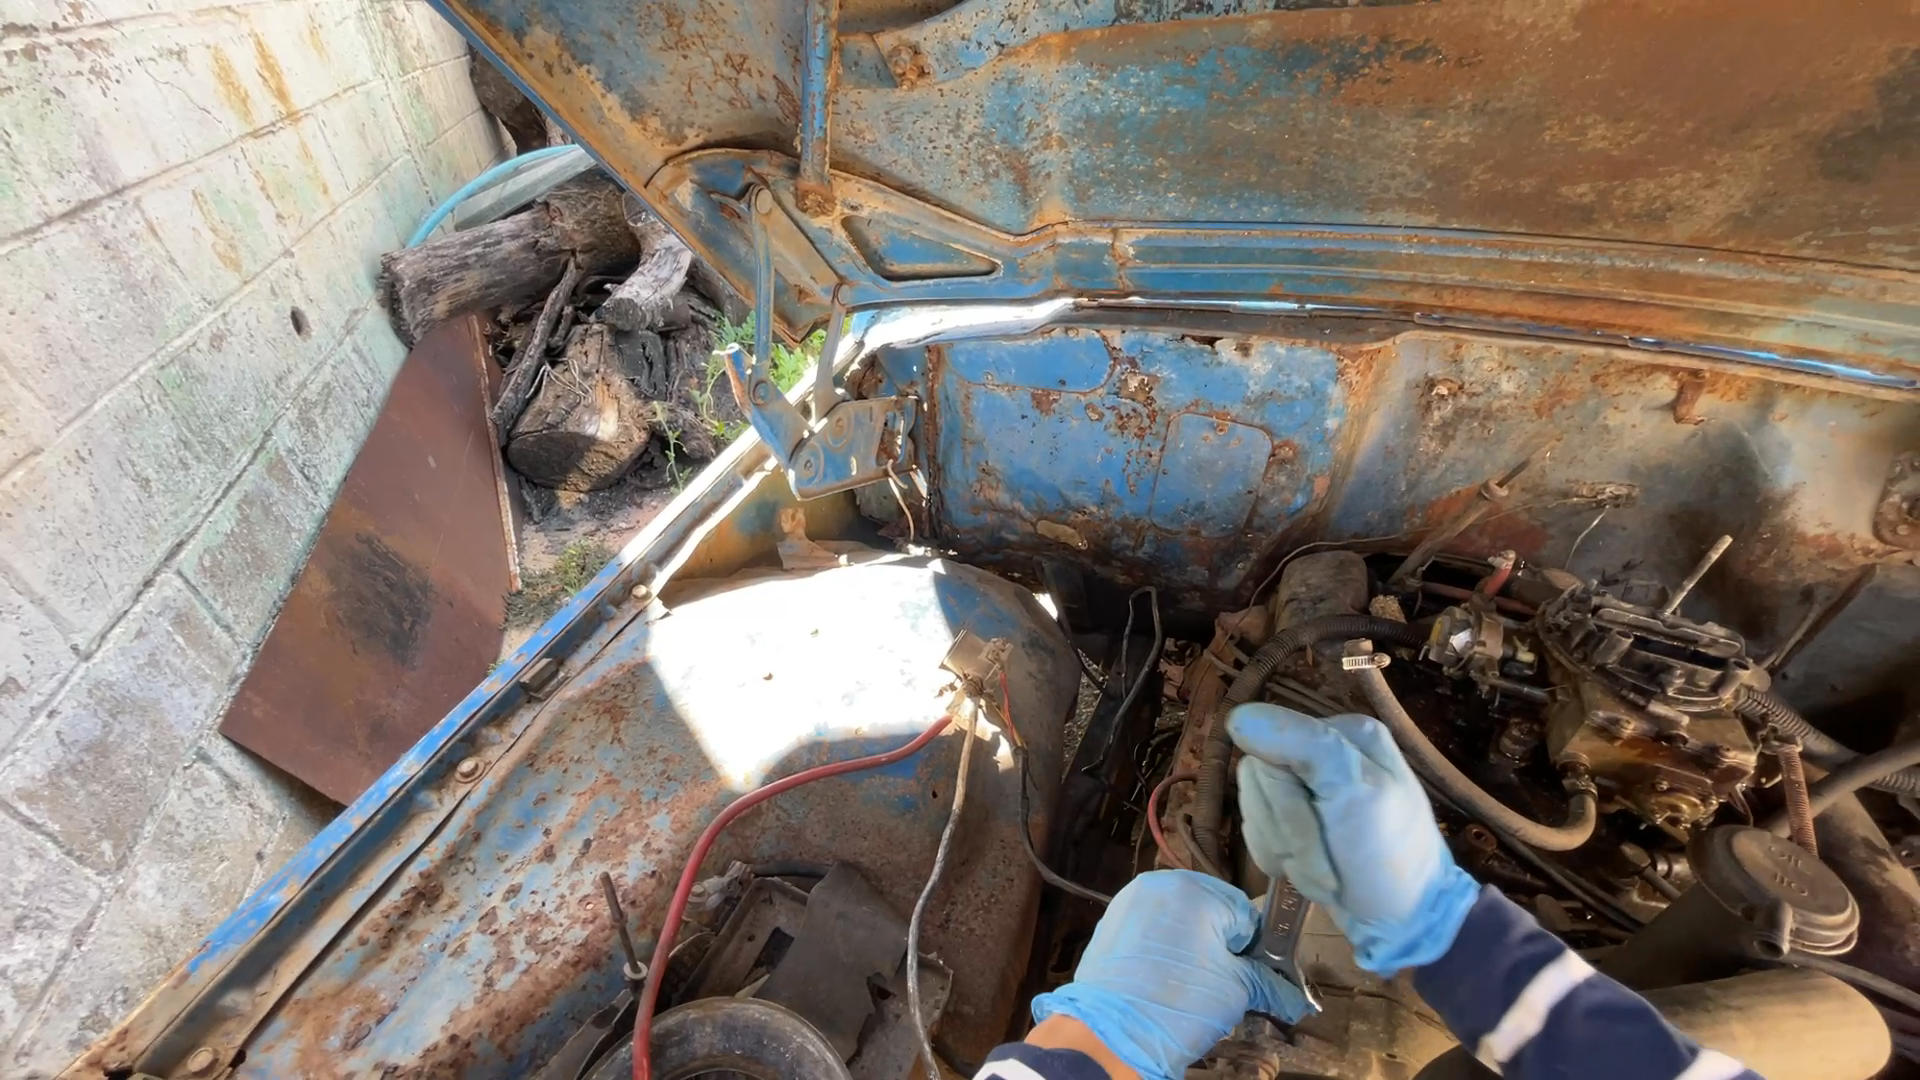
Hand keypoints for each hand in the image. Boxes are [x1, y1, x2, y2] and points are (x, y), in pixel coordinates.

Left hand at [1030, 870, 1310, 1079]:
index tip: (1255, 975)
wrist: (1113, 1031)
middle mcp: (1161, 882)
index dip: (1255, 946)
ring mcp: (1132, 897)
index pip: (1245, 911)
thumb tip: (1297, 997)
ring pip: (1181, 915)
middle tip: (1225, 980)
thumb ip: (1269, 983)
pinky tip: (1164, 974)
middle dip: (1223, 942)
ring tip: (1193, 981)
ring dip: (1195, 941)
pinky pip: (1153, 922)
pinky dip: (1166, 942)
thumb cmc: (1181, 1003)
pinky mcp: (1114, 916)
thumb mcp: (1236, 991)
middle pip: (1211, 907)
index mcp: (1195, 889)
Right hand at [1228, 704, 1479, 975]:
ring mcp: (1302, 783)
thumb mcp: (1357, 792)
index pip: (1269, 745)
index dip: (1285, 800)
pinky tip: (1307, 872)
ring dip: (1284, 851)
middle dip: (1290, 835)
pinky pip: (1253, 827)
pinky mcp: (1289, 814)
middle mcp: (1318, 750)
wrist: (1403, 926)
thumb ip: (1303, 742)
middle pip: (1261, 780)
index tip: (1323, 830)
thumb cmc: (1389, 860)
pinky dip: (1276, 857)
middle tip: (1327, 868)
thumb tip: (1237, 718)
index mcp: (1341, 733)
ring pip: (1253, 806)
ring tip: (1323, 875)